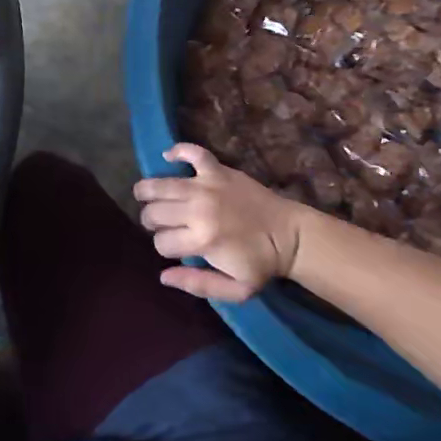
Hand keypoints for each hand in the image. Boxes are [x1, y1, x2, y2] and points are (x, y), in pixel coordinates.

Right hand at [133, 143, 307, 302]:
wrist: (293, 237)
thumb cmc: (262, 264)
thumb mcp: (235, 289)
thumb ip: (197, 285)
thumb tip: (163, 276)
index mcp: (201, 240)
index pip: (161, 242)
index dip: (164, 247)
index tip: (176, 248)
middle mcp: (198, 210)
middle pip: (153, 213)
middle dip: (152, 222)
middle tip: (163, 225)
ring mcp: (207, 187)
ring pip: (160, 184)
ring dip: (147, 191)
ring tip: (148, 197)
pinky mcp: (219, 171)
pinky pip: (193, 153)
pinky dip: (178, 151)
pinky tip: (169, 157)